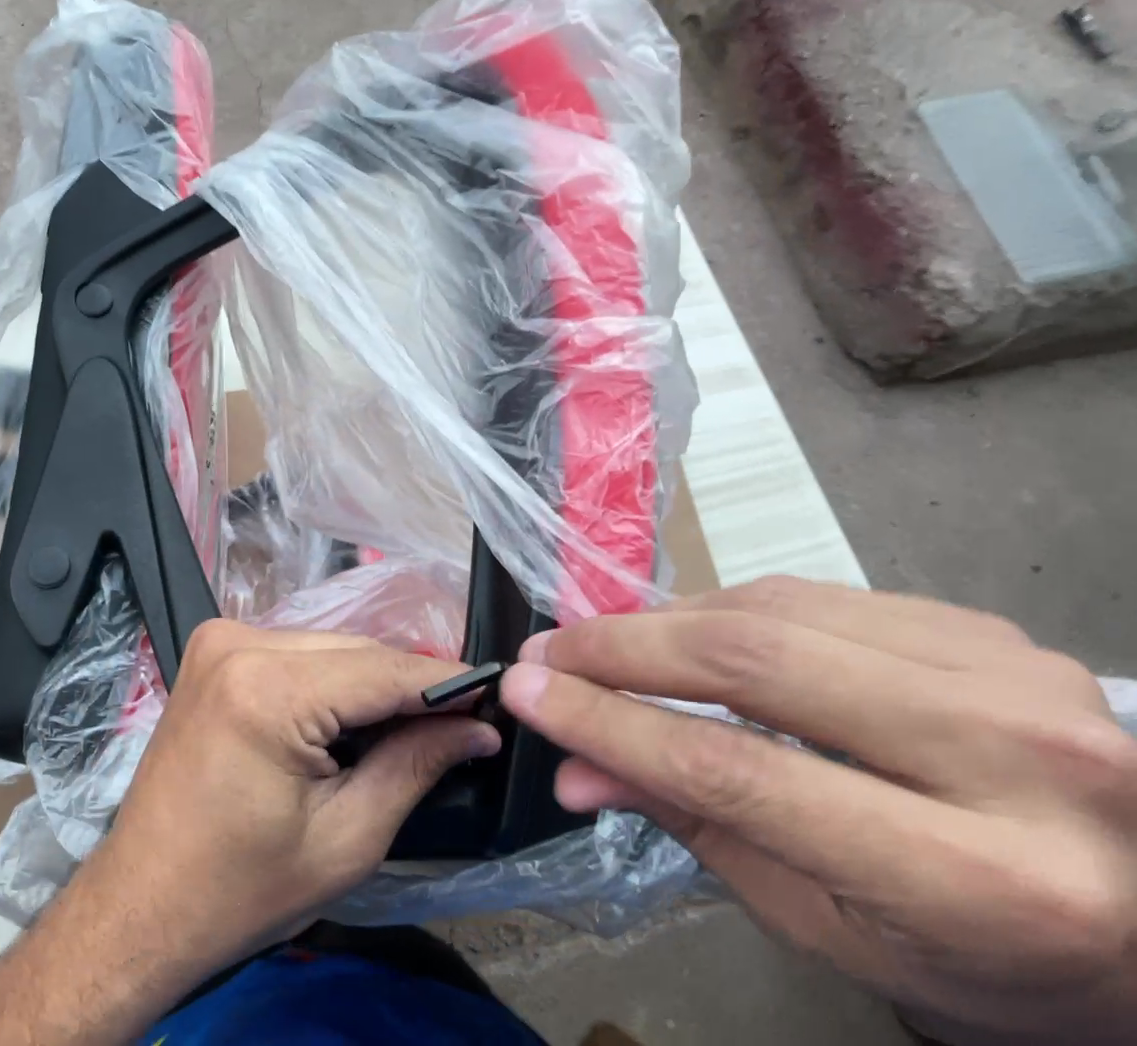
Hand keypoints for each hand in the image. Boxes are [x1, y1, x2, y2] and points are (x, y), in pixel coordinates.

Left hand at [90, 619, 501, 972]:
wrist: (146, 900)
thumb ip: (415, 765)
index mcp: (267, 690)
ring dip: (370, 683)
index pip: (384, 669)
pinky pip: (293, 653)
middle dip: (409, 686)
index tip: (499, 699)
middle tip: (462, 726)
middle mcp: (236, 644)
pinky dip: (330, 681)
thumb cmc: (242, 888)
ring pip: (327, 647)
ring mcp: (217, 643)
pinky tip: (353, 720)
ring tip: (412, 730)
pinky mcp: (209, 654)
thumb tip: (477, 728)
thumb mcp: (346, 838)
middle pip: (355, 650)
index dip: (448, 683)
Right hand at [499, 577, 1136, 1045]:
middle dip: (624, 650)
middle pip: (761, 664)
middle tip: (547, 654)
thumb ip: (697, 828)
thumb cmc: (971, 953)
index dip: (612, 726)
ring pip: (783, 611)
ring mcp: (1022, 679)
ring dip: (664, 622)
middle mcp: (1021, 762)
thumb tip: (574, 771)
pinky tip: (685, 635)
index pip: (740, 774)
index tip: (527, 694)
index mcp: (976, 880)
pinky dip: (727, 609)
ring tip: (598, 644)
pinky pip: (822, 596)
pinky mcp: (999, 633)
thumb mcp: (827, 925)